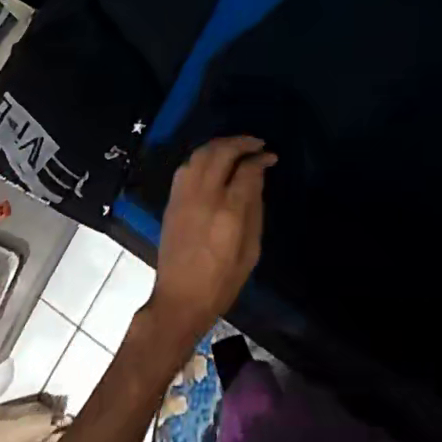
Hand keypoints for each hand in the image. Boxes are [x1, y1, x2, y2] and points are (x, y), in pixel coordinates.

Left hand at [146, 137, 275, 346]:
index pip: (247, 170)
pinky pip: (186, 166)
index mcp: (229, 212)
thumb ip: (254, 208)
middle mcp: (204, 196)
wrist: (180, 299)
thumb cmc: (222, 281)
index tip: (270, 156)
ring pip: (201, 154)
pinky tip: (213, 161)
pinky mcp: (171, 200)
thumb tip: (257, 178)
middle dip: (241, 142)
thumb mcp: (251, 249)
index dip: (260, 158)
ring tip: (236, 147)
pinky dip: (202, 156)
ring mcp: (184, 196)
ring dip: (220, 144)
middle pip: (221, 152)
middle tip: (256, 143)